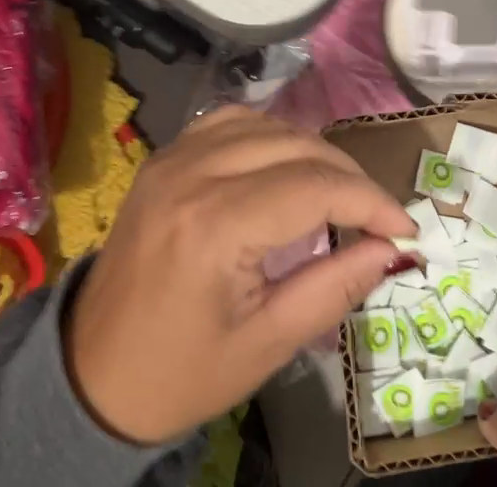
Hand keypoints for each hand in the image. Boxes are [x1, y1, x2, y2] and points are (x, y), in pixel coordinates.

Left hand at [64, 105, 417, 444]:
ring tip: (338, 190)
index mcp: (214, 227)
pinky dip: (268, 133)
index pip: (315, 186)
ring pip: (265, 123)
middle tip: (376, 215)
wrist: (91, 375)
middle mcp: (191, 175)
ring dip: (312, 150)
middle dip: (348, 175)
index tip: (405, 228)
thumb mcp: (267, 344)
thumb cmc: (182, 372)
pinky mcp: (161, 160)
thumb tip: (392, 248)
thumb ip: (334, 288)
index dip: (370, 201)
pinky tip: (284, 164)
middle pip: (296, 145)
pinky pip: (227, 122)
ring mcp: (170, 160)